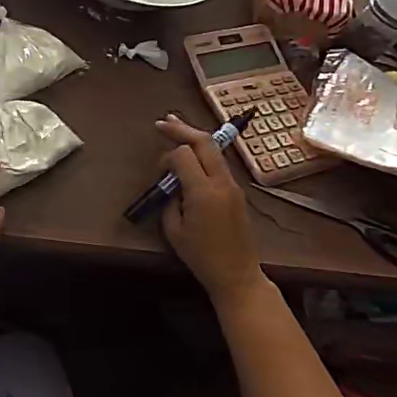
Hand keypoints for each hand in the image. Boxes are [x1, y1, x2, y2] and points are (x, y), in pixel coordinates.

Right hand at [156, 115, 269, 305]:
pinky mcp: (237, 192)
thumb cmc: (201, 256)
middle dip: (182, 129)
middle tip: (163, 121)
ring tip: (176, 125)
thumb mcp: (173, 229)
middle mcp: (222, 183)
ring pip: (214, 149)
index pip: (183, 155)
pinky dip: (204, 152)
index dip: (167, 157)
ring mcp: (233, 186)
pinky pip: (219, 163)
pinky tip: (193, 149)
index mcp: (204, 192)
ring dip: (194, 137)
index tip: (159, 173)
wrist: (237, 275)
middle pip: (204, 142)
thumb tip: (171, 183)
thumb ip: (170, 200)